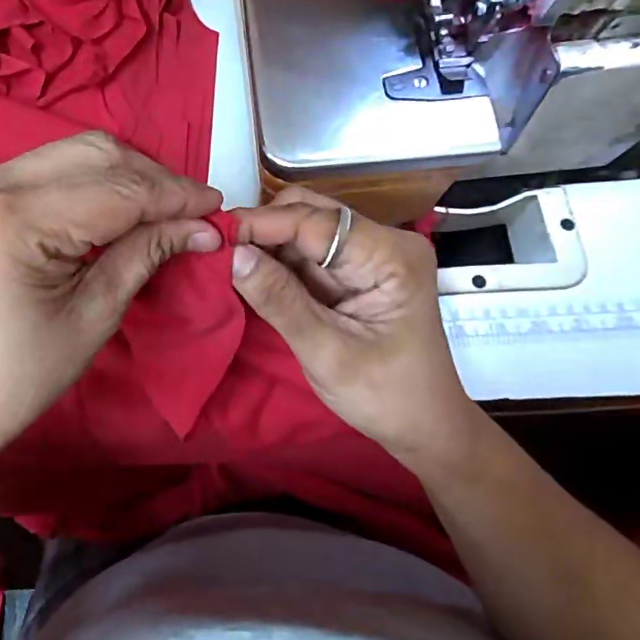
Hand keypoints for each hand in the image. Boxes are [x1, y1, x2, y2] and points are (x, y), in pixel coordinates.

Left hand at [0, 132, 222, 479]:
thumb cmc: (19, 376)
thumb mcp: (94, 315)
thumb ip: (146, 253)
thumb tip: (203, 226)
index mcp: (9, 221)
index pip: (115, 190)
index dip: (173, 197)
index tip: (217, 208)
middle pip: (94, 154)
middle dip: (154, 180)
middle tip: (195, 212)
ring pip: (74, 153)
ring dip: (127, 176)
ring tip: (166, 210)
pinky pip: (51, 167)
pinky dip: (94, 181)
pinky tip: (123, 206)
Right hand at [229, 187, 477, 462]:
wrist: (423, 426)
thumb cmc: (385, 397)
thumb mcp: (326, 353)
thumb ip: (279, 301)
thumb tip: (233, 255)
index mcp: (390, 256)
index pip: (315, 223)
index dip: (262, 224)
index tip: (216, 236)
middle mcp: (384, 242)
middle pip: (311, 213)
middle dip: (263, 228)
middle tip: (218, 252)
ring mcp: (371, 254)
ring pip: (306, 229)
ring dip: (267, 243)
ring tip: (227, 262)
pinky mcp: (357, 271)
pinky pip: (310, 253)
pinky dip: (278, 261)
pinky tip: (252, 273)